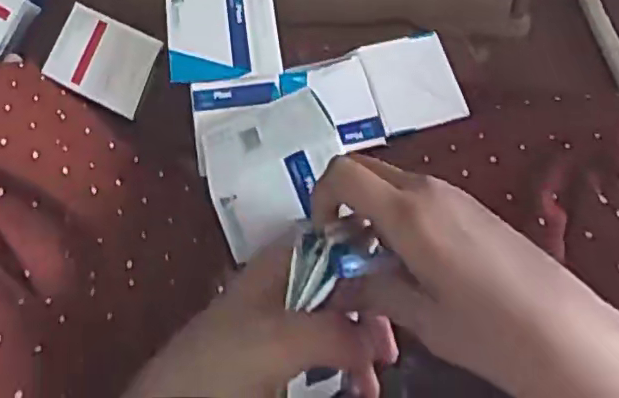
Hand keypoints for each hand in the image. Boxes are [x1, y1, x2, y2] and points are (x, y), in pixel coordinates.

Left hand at [122, 233, 398, 397]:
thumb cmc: (220, 360)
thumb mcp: (278, 339)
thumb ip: (329, 330)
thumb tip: (375, 336)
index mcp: (277, 263)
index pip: (327, 237)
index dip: (362, 250)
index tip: (398, 278)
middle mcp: (281, 283)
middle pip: (337, 279)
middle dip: (369, 306)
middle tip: (392, 344)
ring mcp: (279, 320)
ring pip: (334, 317)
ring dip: (361, 341)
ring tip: (378, 377)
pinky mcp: (279, 356)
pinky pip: (325, 350)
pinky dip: (347, 365)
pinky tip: (360, 387)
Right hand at [314, 154, 618, 397]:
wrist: (577, 340)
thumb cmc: (496, 333)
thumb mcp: (424, 319)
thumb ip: (374, 289)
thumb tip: (341, 280)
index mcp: (408, 211)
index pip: (342, 172)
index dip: (321, 197)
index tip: (325, 235)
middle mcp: (428, 188)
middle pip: (364, 168)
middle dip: (344, 200)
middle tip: (346, 248)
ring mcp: (454, 194)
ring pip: (391, 181)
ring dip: (373, 208)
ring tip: (383, 264)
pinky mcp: (473, 206)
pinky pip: (419, 194)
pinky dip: (400, 214)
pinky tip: (419, 264)